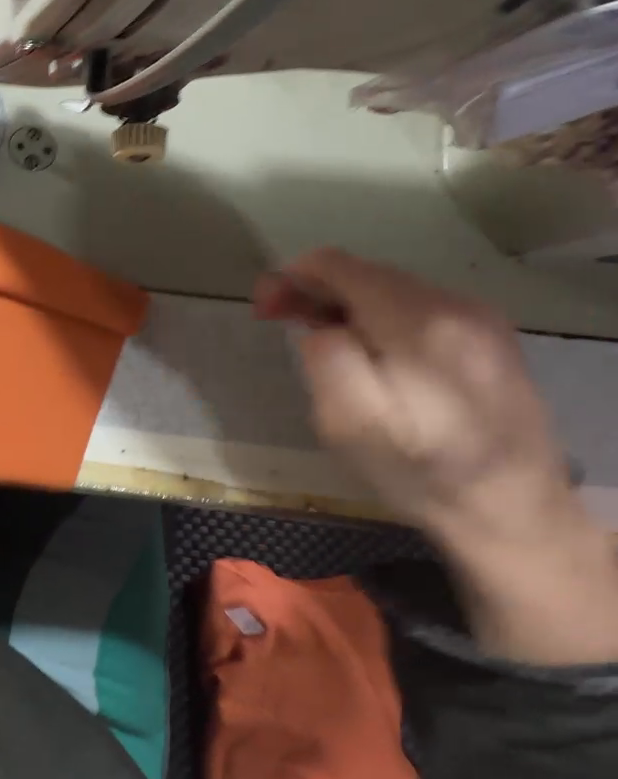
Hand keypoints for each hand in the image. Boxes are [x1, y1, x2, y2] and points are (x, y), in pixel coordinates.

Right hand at [255, 248, 567, 539]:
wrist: (513, 513)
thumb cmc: (417, 470)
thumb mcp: (348, 422)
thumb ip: (326, 359)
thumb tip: (318, 326)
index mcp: (418, 323)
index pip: (336, 265)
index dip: (289, 279)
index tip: (266, 313)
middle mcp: (457, 307)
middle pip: (364, 274)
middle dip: (313, 292)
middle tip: (281, 326)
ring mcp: (482, 322)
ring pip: (389, 289)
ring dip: (344, 306)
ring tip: (320, 341)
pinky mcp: (491, 340)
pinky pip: (416, 307)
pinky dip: (378, 317)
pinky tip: (368, 351)